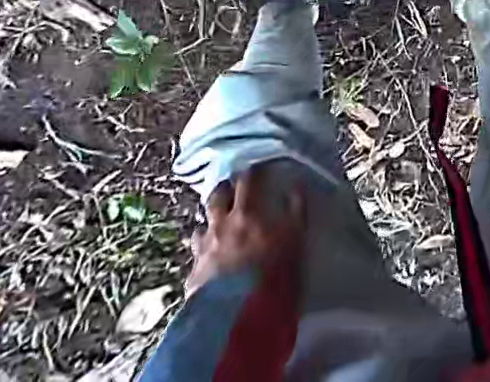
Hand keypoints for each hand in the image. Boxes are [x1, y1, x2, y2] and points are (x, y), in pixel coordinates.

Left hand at [185, 163, 304, 294]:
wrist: (236, 320)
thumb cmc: (273, 277)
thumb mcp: (295, 241)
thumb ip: (296, 211)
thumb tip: (296, 186)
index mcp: (246, 212)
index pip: (248, 179)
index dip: (254, 172)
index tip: (259, 169)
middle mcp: (221, 224)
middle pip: (218, 195)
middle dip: (226, 188)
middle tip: (234, 189)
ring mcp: (203, 248)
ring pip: (203, 222)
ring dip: (211, 219)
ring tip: (219, 222)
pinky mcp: (193, 273)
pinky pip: (196, 252)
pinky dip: (203, 248)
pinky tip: (209, 255)